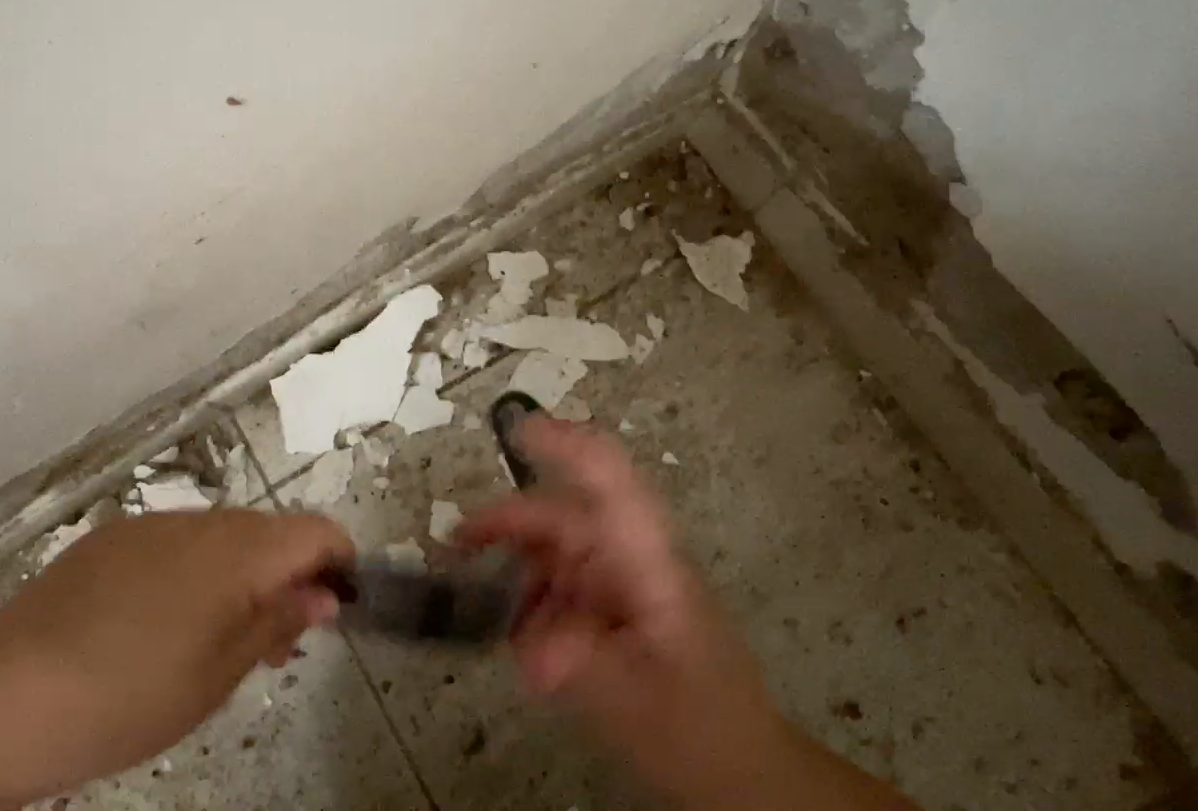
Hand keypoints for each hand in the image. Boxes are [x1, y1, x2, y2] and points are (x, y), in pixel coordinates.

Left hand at [0, 507, 351, 799]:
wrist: (7, 693)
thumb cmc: (130, 696)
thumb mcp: (219, 675)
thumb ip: (277, 621)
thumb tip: (323, 593)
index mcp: (236, 551)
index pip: (314, 530)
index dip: (338, 561)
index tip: (338, 607)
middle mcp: (198, 521)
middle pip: (267, 531)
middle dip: (288, 575)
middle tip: (279, 643)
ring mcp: (149, 524)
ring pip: (220, 536)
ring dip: (240, 574)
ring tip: (221, 640)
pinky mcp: (110, 537)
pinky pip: (174, 542)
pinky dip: (193, 571)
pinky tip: (162, 623)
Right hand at [458, 417, 783, 804]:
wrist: (742, 767)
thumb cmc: (700, 730)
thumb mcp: (635, 703)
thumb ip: (575, 664)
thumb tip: (527, 647)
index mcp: (646, 562)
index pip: (611, 483)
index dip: (565, 445)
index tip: (515, 428)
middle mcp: (630, 558)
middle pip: (561, 517)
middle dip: (505, 523)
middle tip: (455, 546)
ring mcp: (620, 582)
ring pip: (552, 549)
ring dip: (512, 567)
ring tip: (474, 601)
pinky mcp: (610, 607)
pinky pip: (557, 584)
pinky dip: (527, 600)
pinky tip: (512, 631)